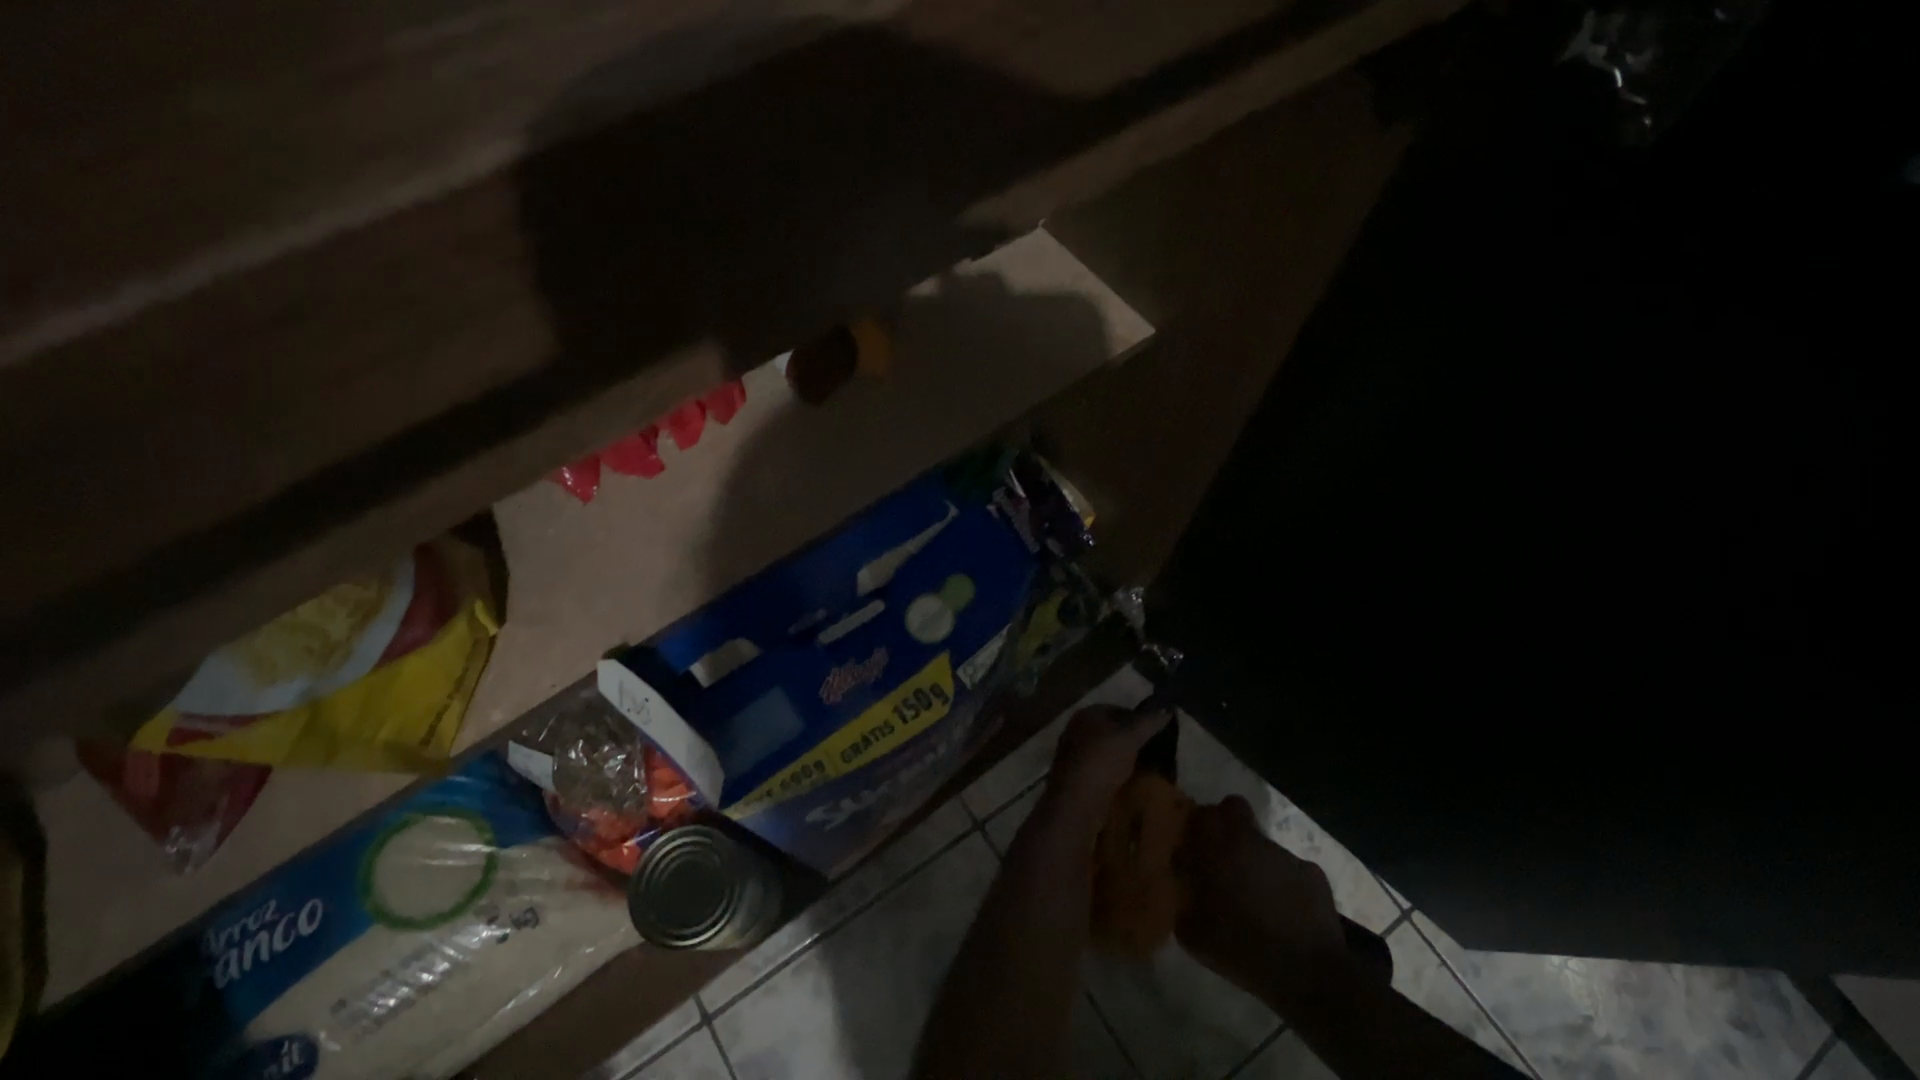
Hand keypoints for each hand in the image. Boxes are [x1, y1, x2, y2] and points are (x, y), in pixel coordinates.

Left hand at [1047, 705, 1169, 811]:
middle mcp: (1075, 728)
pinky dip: (1110, 770)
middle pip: (1108, 729)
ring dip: (1119, 755)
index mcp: (1087, 713)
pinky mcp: (1072, 774)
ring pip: (1103, 749)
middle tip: (1150, 749)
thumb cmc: (1104, 760)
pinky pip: (1097, 766)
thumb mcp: (1131, 738)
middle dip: (1128, 738)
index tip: (1154, 731)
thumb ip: (1149, 722)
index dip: (1137, 718)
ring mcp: (1071, 752)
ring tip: (1140, 765)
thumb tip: (1167, 709)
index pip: (1117, 709)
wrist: (1077, 798)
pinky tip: (1123, 779)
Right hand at [1175, 795, 1347, 1005]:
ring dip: (1255, 861)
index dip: (1198, 823)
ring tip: (1256, 898)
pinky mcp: (1313, 873)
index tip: (1193, 843)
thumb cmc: (1240, 949)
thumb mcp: (1192, 933)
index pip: (1203, 812)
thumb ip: (1182, 901)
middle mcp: (1252, 841)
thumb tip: (1182, 889)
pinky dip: (1284, 883)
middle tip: (1221, 858)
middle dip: (1226, 826)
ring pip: (1262, 844)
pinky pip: (1290, 870)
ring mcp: (1286, 855)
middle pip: (1235, 811)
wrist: (1306, 972)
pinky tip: (1285, 912)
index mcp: (1218, 850)